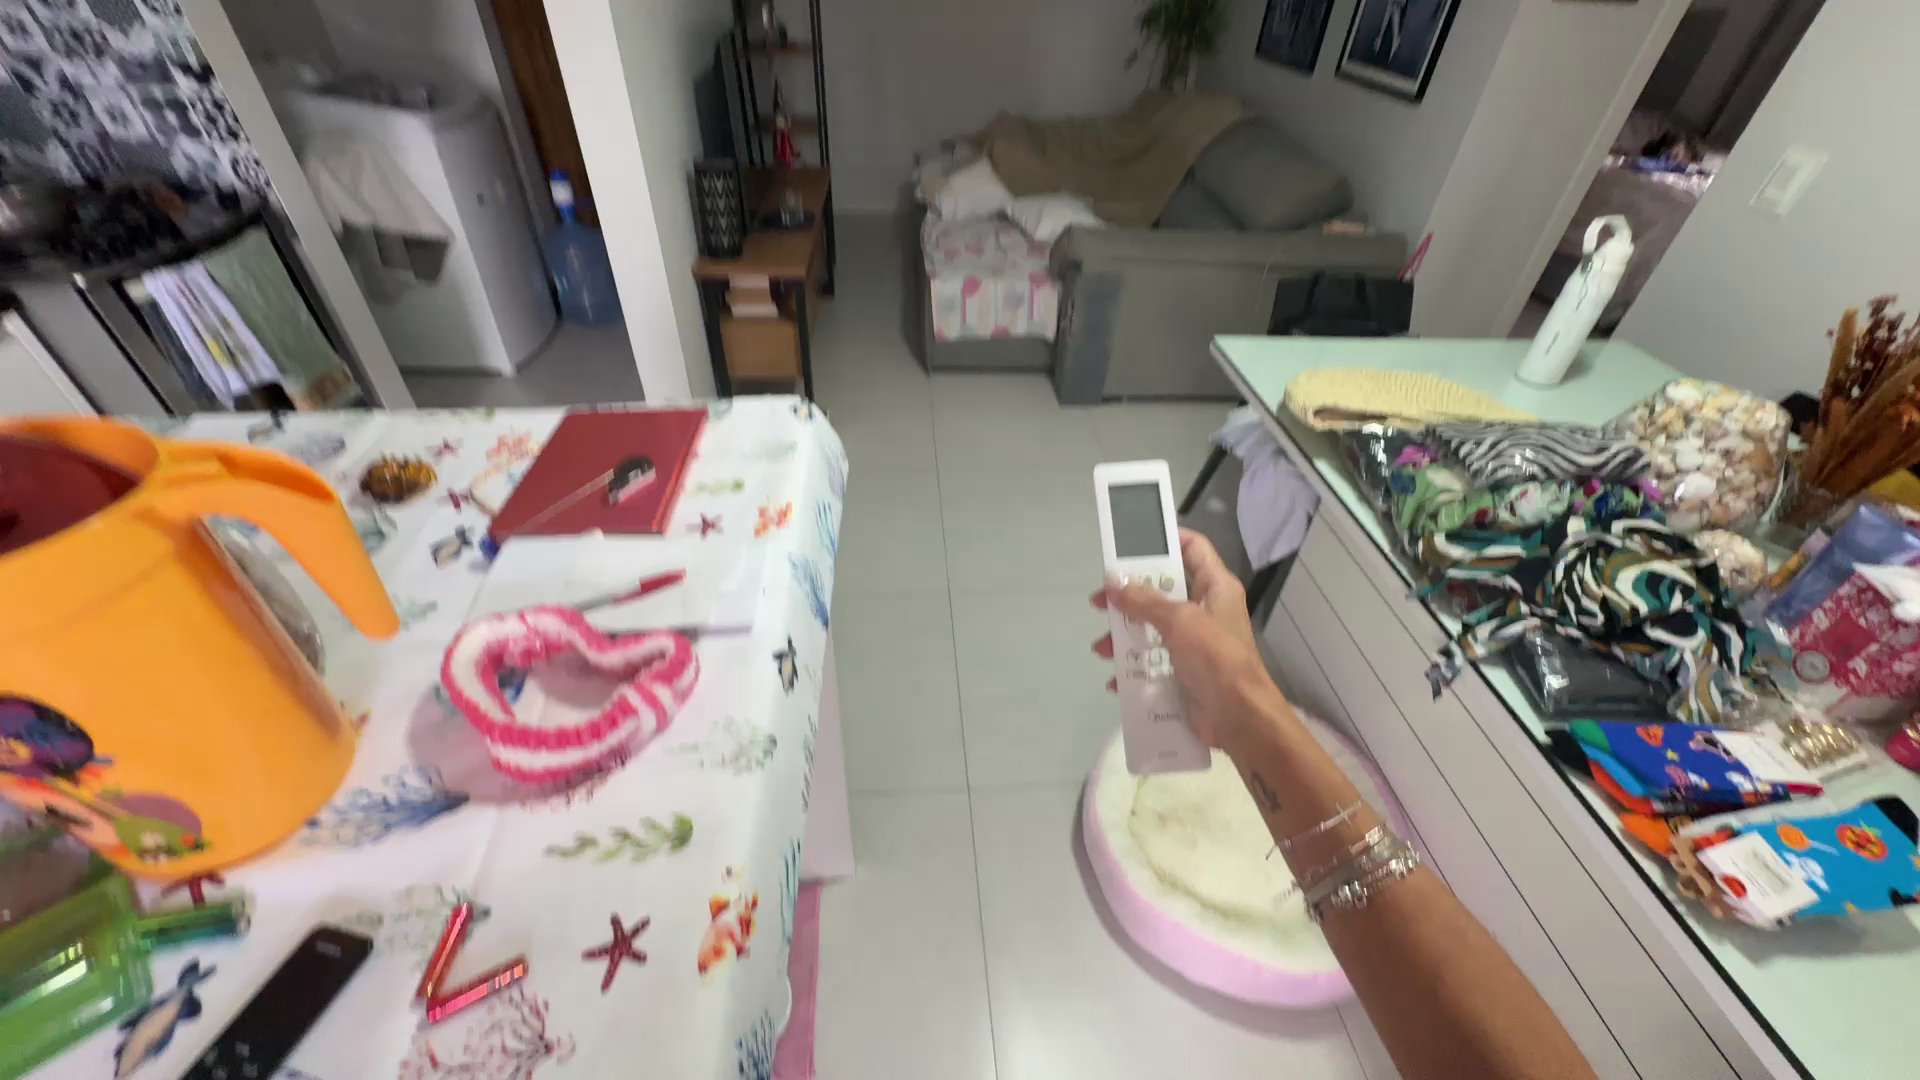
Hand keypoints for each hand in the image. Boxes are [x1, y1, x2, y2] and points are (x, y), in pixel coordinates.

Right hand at [1091, 529, 1284, 751]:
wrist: (1239, 720)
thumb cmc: (1216, 660)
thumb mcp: (1179, 622)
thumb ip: (1145, 601)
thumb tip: (1114, 582)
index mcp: (1215, 588)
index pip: (1193, 548)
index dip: (1167, 538)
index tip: (1133, 540)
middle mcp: (1205, 609)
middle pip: (1162, 590)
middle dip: (1129, 595)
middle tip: (1100, 600)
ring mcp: (1194, 641)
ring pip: (1152, 627)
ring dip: (1124, 635)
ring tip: (1100, 648)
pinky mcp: (1184, 670)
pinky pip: (1152, 661)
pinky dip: (1133, 667)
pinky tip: (1115, 679)